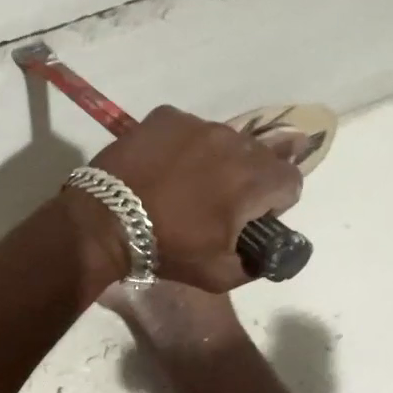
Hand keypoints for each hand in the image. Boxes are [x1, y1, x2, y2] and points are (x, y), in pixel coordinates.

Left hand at [64, 105, 303, 291]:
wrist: (103, 220)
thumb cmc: (165, 248)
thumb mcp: (218, 274)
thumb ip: (255, 265)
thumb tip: (265, 256)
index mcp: (254, 179)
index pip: (290, 181)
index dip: (274, 204)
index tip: (248, 219)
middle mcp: (233, 142)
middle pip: (259, 156)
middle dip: (245, 179)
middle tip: (213, 203)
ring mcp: (197, 124)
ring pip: (222, 140)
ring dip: (213, 160)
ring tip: (182, 184)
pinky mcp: (165, 117)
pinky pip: (187, 129)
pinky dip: (180, 146)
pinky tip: (160, 167)